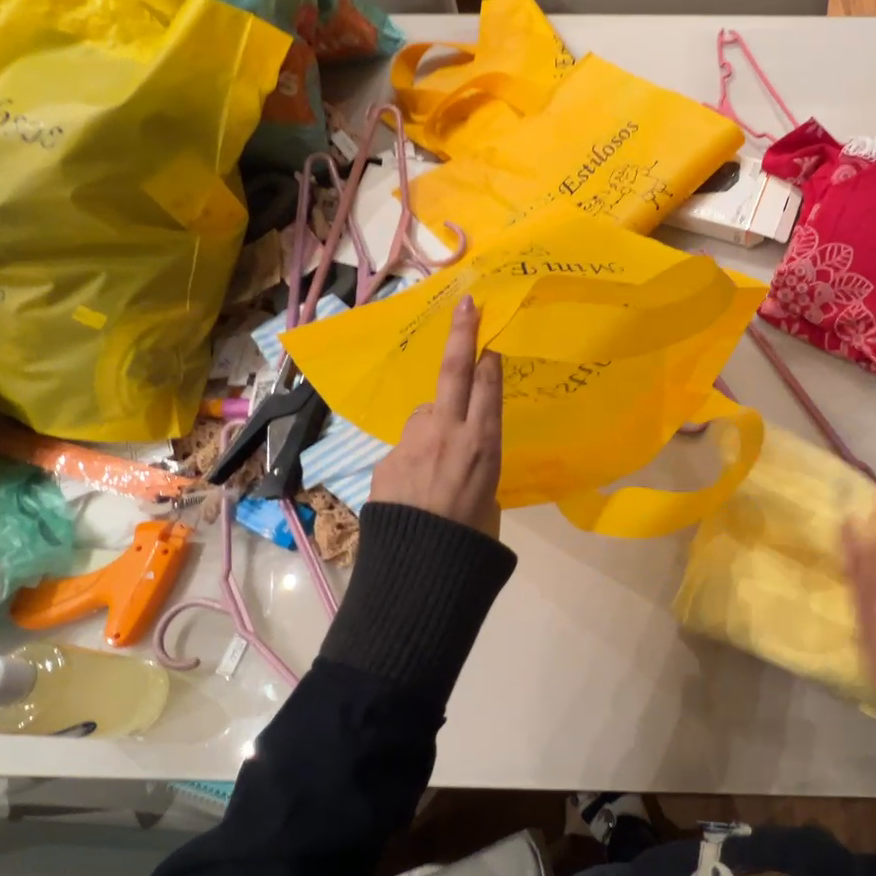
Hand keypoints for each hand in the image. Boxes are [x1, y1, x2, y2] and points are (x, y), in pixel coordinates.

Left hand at [370, 297, 503, 535]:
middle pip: (454, 371)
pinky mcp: (385, 460)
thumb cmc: (471, 541)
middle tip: (466, 304)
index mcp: (484, 443)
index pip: (488, 385)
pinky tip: (413, 490)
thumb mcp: (490, 498)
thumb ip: (476, 465)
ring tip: (435, 463)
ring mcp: (412, 443)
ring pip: (424, 415)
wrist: (418, 571)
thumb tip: (461, 457)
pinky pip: (405, 449)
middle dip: (462, 334)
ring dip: (432, 425)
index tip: (488, 340)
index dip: (489, 358)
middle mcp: (448, 432)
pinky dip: (412, 460)